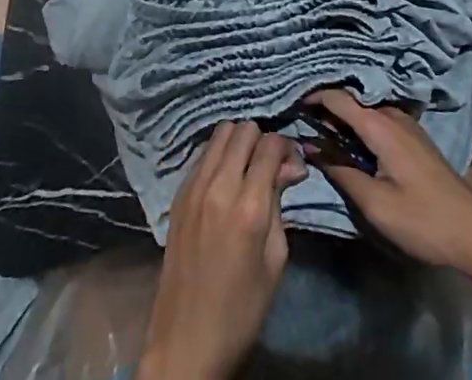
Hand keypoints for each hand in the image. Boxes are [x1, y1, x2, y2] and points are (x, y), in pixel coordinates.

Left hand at [139, 122, 306, 379]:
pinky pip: (202, 155)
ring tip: (249, 167)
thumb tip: (290, 167)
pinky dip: (218, 155)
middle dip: (262, 140)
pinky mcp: (177, 197)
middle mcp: (217, 187)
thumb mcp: (275, 259)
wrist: (185, 341)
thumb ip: (280, 203)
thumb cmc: (241, 309)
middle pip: (242, 130)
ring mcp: (192, 189)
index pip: (270, 145)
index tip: (294, 166)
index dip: (287, 148)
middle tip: (272, 165)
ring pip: (218, 134)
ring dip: (238, 143)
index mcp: (248, 206)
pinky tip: (227, 179)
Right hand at [303, 89, 471, 282]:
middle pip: (352, 101)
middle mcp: (394, 116)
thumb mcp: (374, 202)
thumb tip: (309, 146)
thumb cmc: (422, 219)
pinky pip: (378, 121)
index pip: (339, 98)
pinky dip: (358, 126)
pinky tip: (348, 144)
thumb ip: (340, 170)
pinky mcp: (414, 140)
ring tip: (316, 133)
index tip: (288, 105)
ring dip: (341, 118)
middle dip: (324, 108)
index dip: (312, 98)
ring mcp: (408, 126)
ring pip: (366, 111)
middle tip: (297, 123)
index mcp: (382, 126)